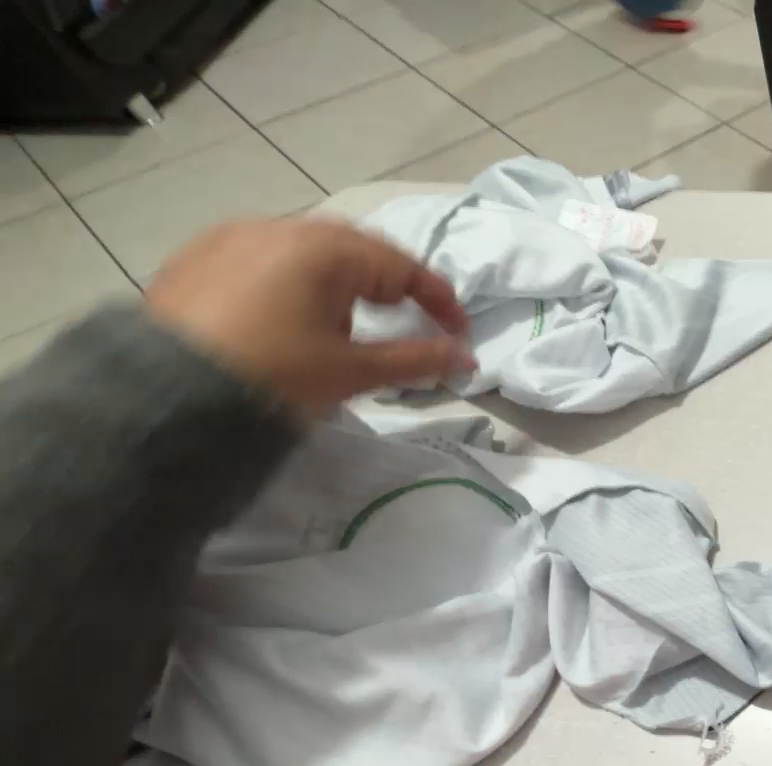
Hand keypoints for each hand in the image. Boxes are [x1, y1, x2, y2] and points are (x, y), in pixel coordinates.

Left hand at [145, 219, 471, 411]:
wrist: (162, 389)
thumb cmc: (276, 374)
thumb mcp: (358, 371)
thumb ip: (420, 359)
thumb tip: (468, 357)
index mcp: (323, 250)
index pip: (403, 266)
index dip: (440, 300)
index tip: (459, 333)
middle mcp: (280, 228)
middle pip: (359, 247)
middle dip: (394, 281)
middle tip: (413, 316)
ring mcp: (235, 237)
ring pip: (313, 247)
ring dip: (348, 276)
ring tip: (358, 315)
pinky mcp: (203, 254)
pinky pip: (272, 254)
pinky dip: (304, 276)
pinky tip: (303, 310)